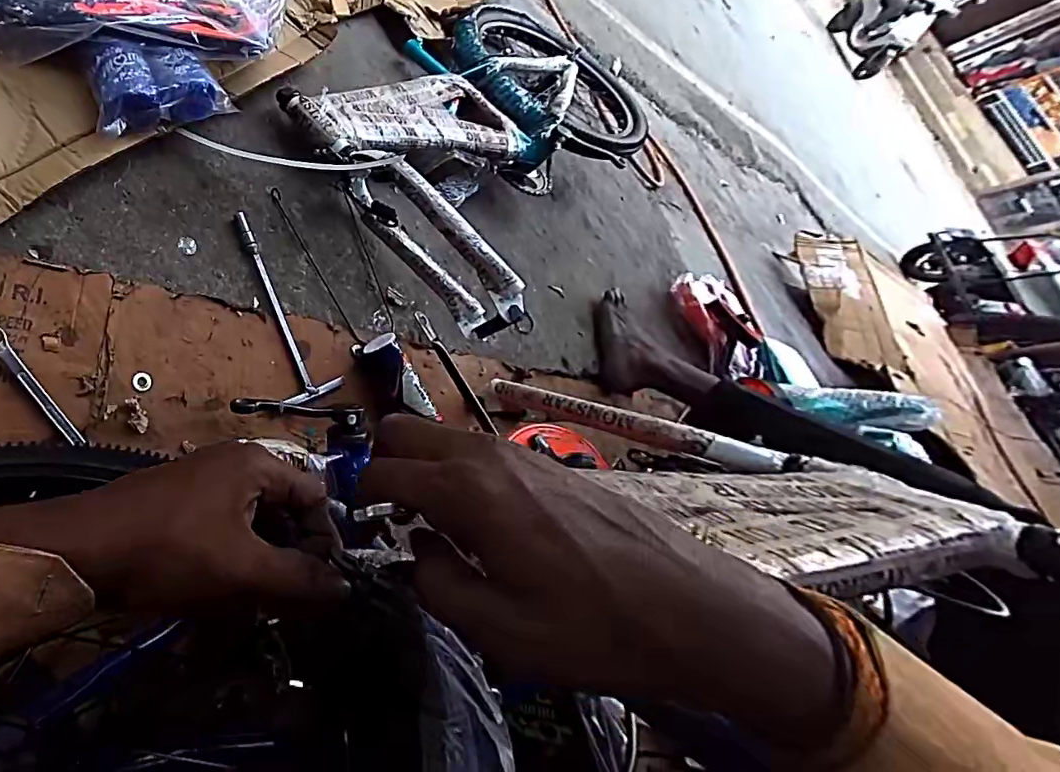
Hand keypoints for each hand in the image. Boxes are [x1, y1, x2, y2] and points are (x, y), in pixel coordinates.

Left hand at [0, 442, 348, 610]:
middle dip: (293, 558)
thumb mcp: (242, 568)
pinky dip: (234, 564)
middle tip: (293, 605)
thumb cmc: (170, 549)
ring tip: (257, 606)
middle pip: (286, 512)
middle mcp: (233, 466)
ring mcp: (205, 485)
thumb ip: (299, 579)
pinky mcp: (183, 509)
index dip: (326, 542)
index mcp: (254, 464)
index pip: (315, 497)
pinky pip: (226, 534)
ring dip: (263, 567)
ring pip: (255, 528)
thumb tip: (344, 589)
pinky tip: (226, 596)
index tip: (326, 589)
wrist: (87, 546)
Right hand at [358, 415, 841, 745]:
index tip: (362, 520)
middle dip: (381, 463)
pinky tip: (481, 517)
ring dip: (417, 464)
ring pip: (433, 433)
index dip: (360, 496)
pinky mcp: (536, 458)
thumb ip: (434, 585)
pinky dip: (451, 467)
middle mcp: (479, 454)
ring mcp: (510, 449)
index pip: (381, 471)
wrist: (699, 609)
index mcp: (462, 489)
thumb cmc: (595, 624)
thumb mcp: (500, 630)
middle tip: (391, 510)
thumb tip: (420, 552)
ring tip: (437, 518)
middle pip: (397, 429)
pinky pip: (469, 446)